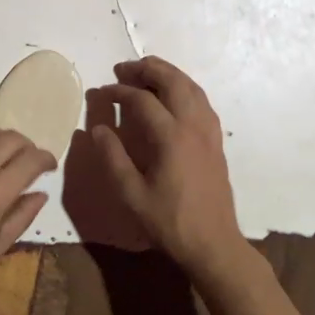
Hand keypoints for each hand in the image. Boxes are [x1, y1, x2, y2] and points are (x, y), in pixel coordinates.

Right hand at [91, 57, 242, 272]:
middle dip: (147, 69)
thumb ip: (113, 158)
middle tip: (123, 69)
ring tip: (146, 72)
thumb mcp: (132, 194)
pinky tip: (173, 95)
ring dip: (168, 74)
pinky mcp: (216, 141)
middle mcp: (194, 127)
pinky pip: (202, 101)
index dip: (119, 91)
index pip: (142, 100)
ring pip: (192, 87)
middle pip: (173, 81)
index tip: (102, 92)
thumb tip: (98, 129)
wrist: (214, 245)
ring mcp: (209, 132)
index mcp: (172, 137)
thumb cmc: (170, 222)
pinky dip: (185, 88)